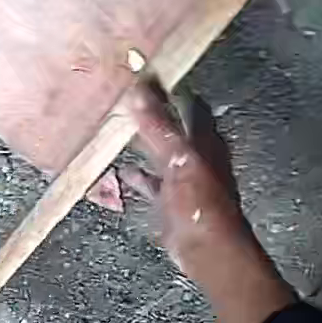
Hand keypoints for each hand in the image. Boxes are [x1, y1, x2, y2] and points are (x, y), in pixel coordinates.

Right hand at [120, 81, 296, 322]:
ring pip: (158, 154)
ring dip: (141, 145)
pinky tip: (120, 171)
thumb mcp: (178, 160)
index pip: (186, 102)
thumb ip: (158, 126)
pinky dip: (136, 176)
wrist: (206, 250)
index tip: (141, 73)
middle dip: (150, 115)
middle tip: (122, 100)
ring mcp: (181, 179)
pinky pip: (149, 183)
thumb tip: (137, 90)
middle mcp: (195, 155)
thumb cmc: (200, 204)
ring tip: (115, 131)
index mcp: (203, 139)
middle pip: (171, 127)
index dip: (166, 87)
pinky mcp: (169, 202)